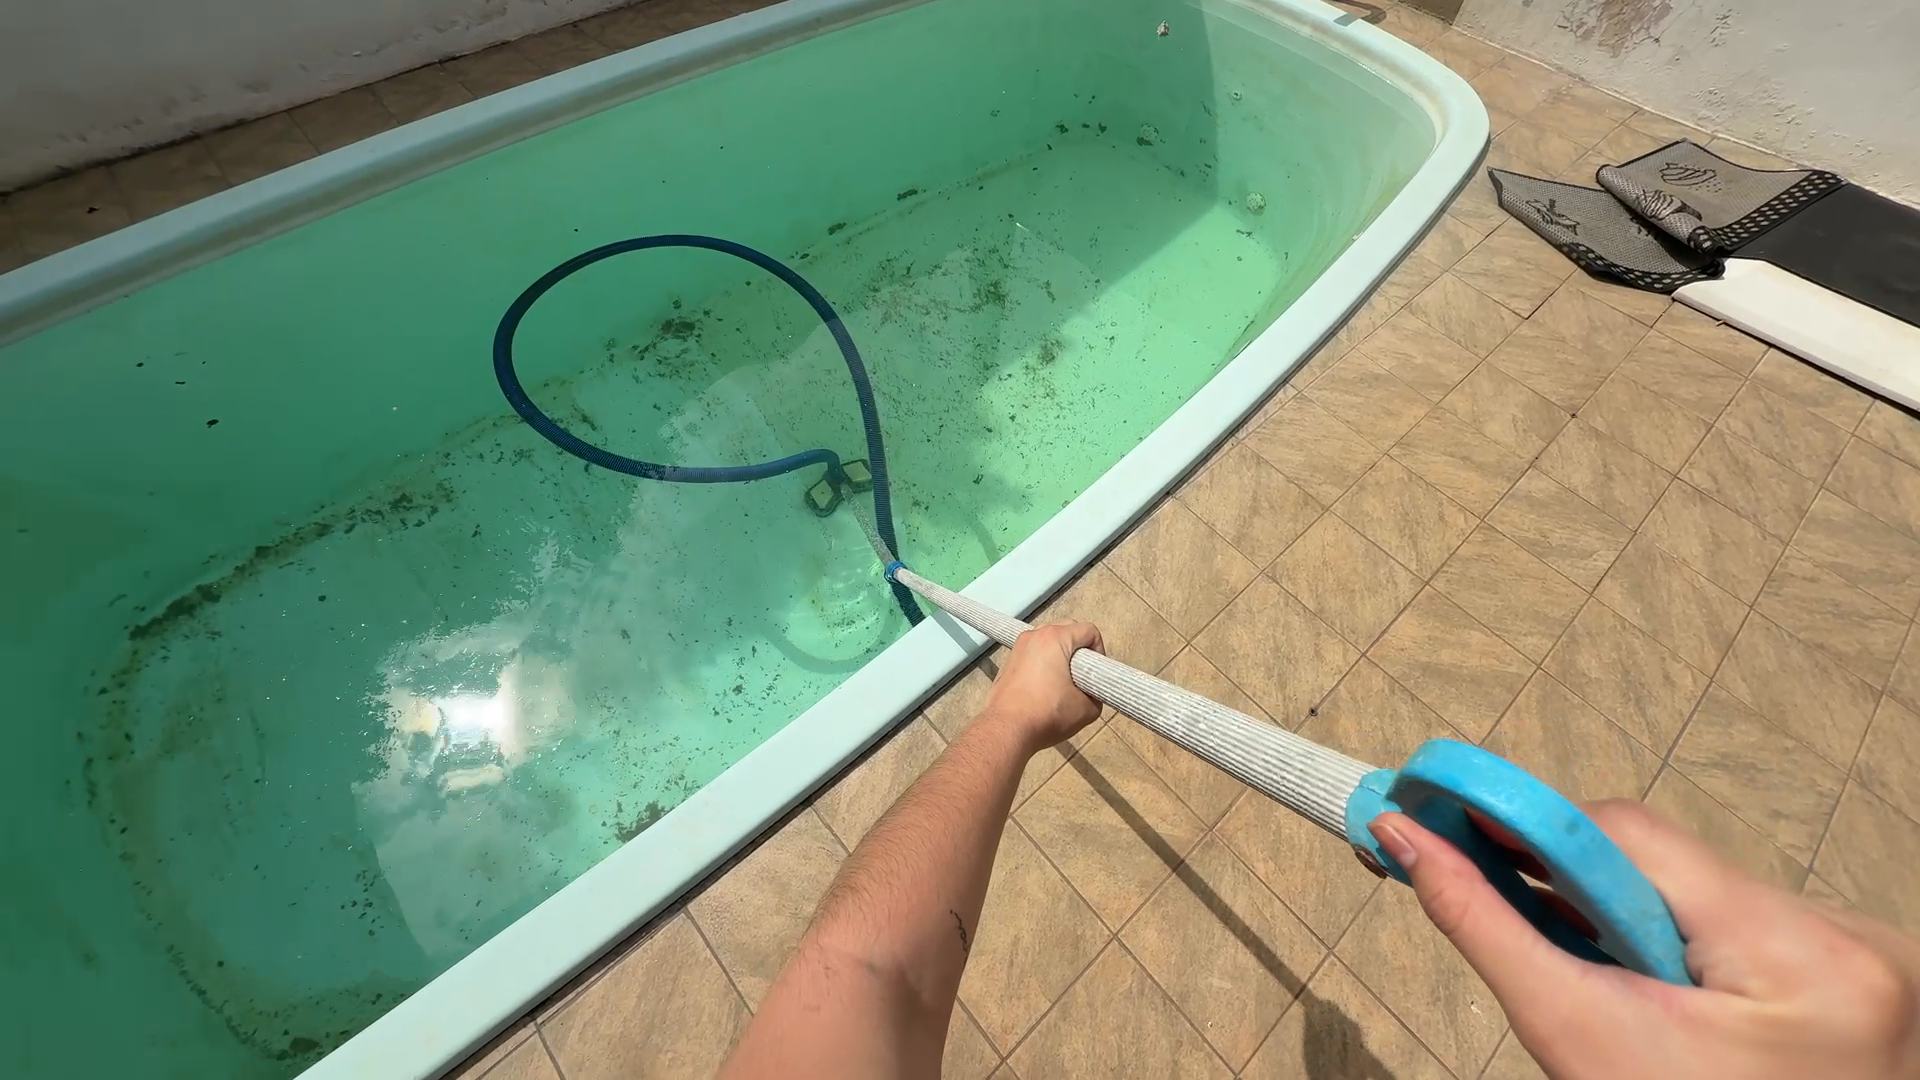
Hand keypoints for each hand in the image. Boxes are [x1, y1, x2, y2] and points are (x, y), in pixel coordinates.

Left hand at [980, 621, 1104, 751]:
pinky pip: (1034, 652)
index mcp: (1055, 638)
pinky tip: (1046, 685)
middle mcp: (1035, 635)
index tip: (1096, 673)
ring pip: (1049, 639)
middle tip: (1084, 675)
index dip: (1099, 651)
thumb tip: (1090, 692)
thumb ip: (1096, 694)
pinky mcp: (1009, 660)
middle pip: (1067, 629)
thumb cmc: (1046, 714)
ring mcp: (1019, 646)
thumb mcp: (1086, 709)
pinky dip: (1044, 661)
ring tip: (1064, 680)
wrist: (1007, 729)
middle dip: (1080, 649)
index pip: (1088, 630)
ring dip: (1061, 654)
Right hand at [1369, 801, 1919, 1078]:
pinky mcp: (1838, 967)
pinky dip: (1647, 919)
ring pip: (1678, 878)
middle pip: (1653, 855)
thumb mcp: (1564, 1026)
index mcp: (1795, 949)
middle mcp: (1841, 931)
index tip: (1450, 821)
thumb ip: (1475, 917)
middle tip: (1490, 882)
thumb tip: (1396, 830)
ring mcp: (1852, 949)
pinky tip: (1621, 957)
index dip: (1529, 823)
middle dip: (1563, 870)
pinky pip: (1712, 908)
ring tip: (1569, 943)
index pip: (1627, 832)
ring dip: (1602, 897)